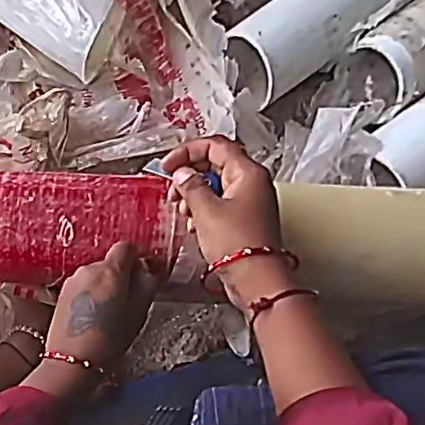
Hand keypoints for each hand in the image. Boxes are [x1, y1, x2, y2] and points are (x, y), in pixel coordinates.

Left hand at [24, 242, 157, 400]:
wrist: (72, 360)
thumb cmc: (107, 340)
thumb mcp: (138, 313)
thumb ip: (146, 285)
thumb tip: (145, 270)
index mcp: (111, 271)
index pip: (126, 247)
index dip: (136, 259)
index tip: (140, 276)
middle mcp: (88, 270)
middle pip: (109, 263)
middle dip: (119, 277)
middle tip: (125, 302)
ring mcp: (72, 281)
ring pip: (95, 276)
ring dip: (103, 287)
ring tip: (106, 314)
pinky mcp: (60, 294)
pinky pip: (82, 287)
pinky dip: (89, 296)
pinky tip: (91, 317)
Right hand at [161, 136, 293, 306]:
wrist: (255, 278)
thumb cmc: (238, 246)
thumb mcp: (205, 211)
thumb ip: (190, 187)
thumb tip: (182, 174)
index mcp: (247, 173)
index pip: (215, 146)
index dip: (187, 152)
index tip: (169, 164)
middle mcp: (252, 183)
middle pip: (216, 165)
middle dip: (190, 175)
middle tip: (173, 189)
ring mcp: (250, 202)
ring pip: (216, 186)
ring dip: (194, 195)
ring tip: (183, 210)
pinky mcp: (244, 220)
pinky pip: (220, 205)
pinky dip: (203, 210)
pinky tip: (194, 224)